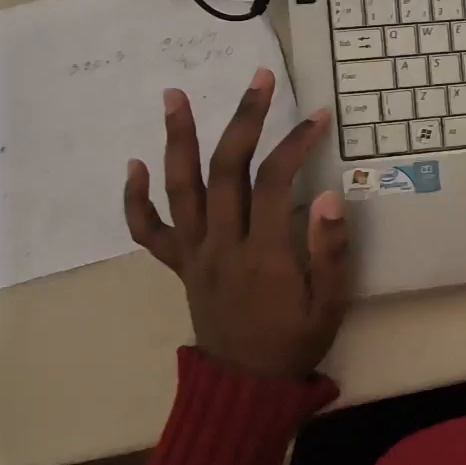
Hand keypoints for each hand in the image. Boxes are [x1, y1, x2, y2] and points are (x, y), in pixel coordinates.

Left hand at [123, 68, 349, 379]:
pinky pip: (148, 231)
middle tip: (259, 79)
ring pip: (180, 189)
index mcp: (264, 254)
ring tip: (175, 96)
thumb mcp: (331, 302)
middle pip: (226, 171)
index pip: (277, 182)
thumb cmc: (297, 340)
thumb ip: (331, 249)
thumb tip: (329, 195)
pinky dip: (136, 198)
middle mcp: (222, 245)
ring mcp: (194, 254)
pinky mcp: (180, 265)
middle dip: (243, 120)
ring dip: (178, 140)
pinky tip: (134, 165)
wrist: (247, 385)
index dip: (297, 144)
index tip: (319, 116)